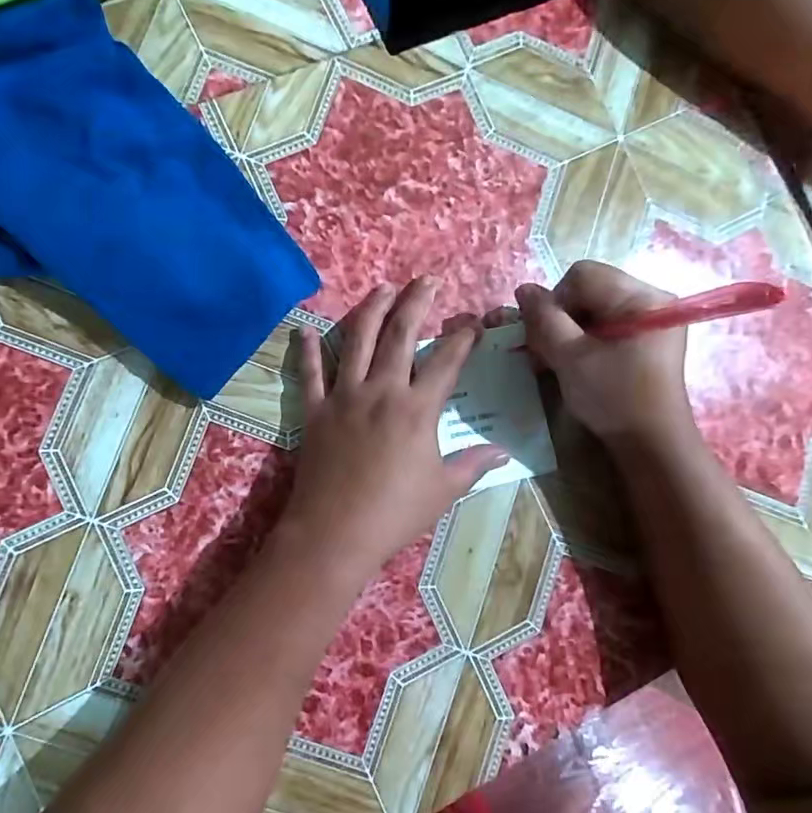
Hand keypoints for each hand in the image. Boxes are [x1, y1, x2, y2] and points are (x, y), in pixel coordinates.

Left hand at [281, 279, 509, 572]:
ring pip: (355, 341)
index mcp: (417, 409)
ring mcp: (343, 397)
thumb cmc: (394, 513)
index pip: (446, 361)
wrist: (334, 532)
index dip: (463, 337)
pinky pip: (310, 374)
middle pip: (399, 334)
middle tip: (426, 280)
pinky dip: (309, 350)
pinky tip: (308, 330)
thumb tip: (503, 452)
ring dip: (369, 310)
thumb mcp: (443, 491)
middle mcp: (380, 391)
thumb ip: (472, 464)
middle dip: (415, 302)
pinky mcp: (314, 412)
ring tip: (382, 288)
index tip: (473, 321)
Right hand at [514, 262, 690, 441]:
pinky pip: (604, 324)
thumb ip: (544, 319)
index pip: (581, 276)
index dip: (554, 302)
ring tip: (556, 360)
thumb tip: (523, 289)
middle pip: (587, 289)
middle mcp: (651, 298)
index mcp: (640, 297)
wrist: (650, 443)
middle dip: (560, 317)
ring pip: (591, 308)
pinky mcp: (645, 337)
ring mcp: (650, 319)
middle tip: (545, 352)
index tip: (546, 337)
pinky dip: (582, 339)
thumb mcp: (569, 356)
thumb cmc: (612, 397)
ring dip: (567, 330)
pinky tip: (574, 362)